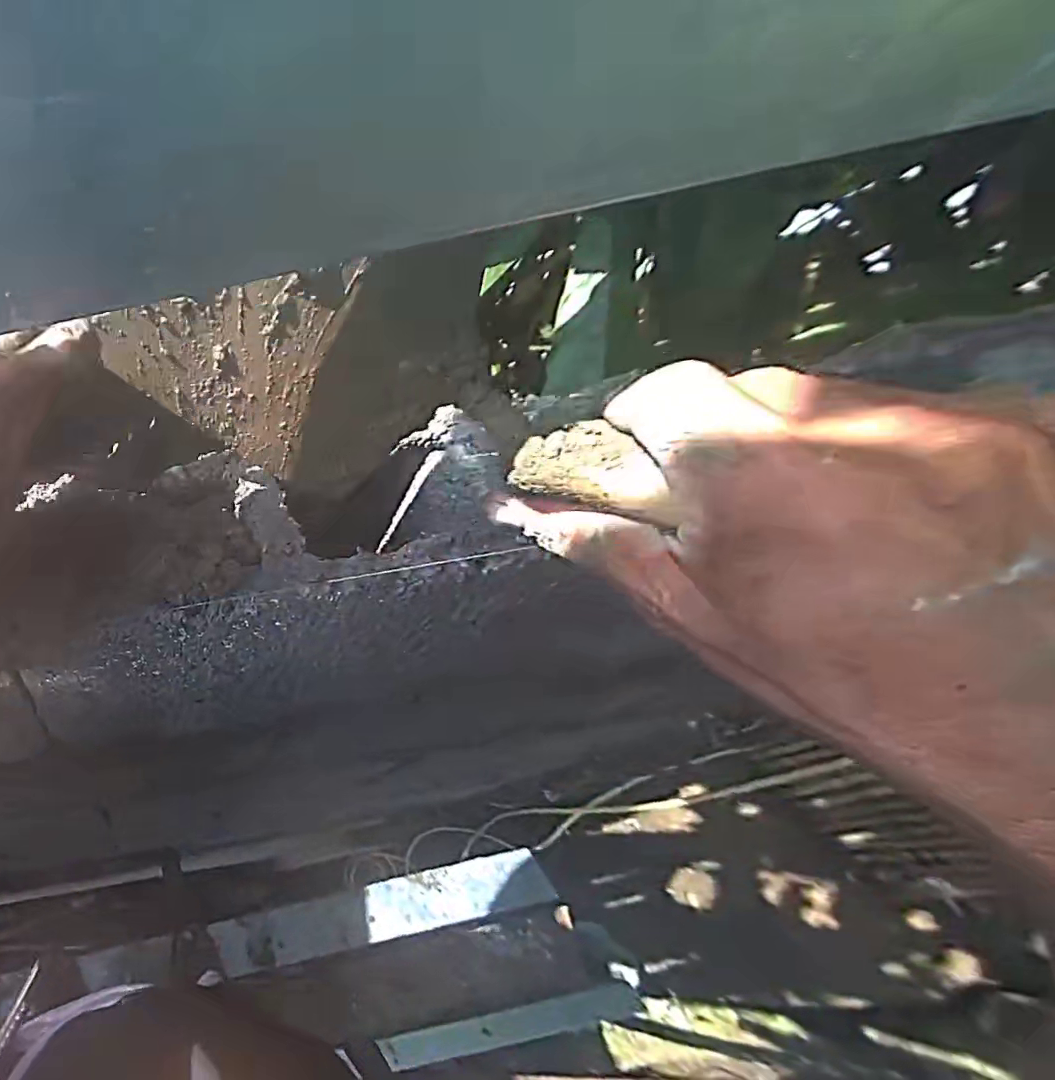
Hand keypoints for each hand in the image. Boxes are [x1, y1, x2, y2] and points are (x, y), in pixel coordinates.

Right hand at [494, 361, 1054, 866]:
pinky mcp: (1026, 425)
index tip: (643, 460)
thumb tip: (516, 508)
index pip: (666, 388)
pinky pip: (911, 408)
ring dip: (798, 435)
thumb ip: (604, 543)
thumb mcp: (689, 609)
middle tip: (727, 494)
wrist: (1033, 719)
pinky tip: (899, 506)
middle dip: (717, 428)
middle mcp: (848, 421)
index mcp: (751, 467)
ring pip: (827, 393)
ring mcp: (950, 417)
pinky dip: (879, 443)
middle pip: (746, 385)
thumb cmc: (826, 666)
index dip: (640, 419)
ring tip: (818, 506)